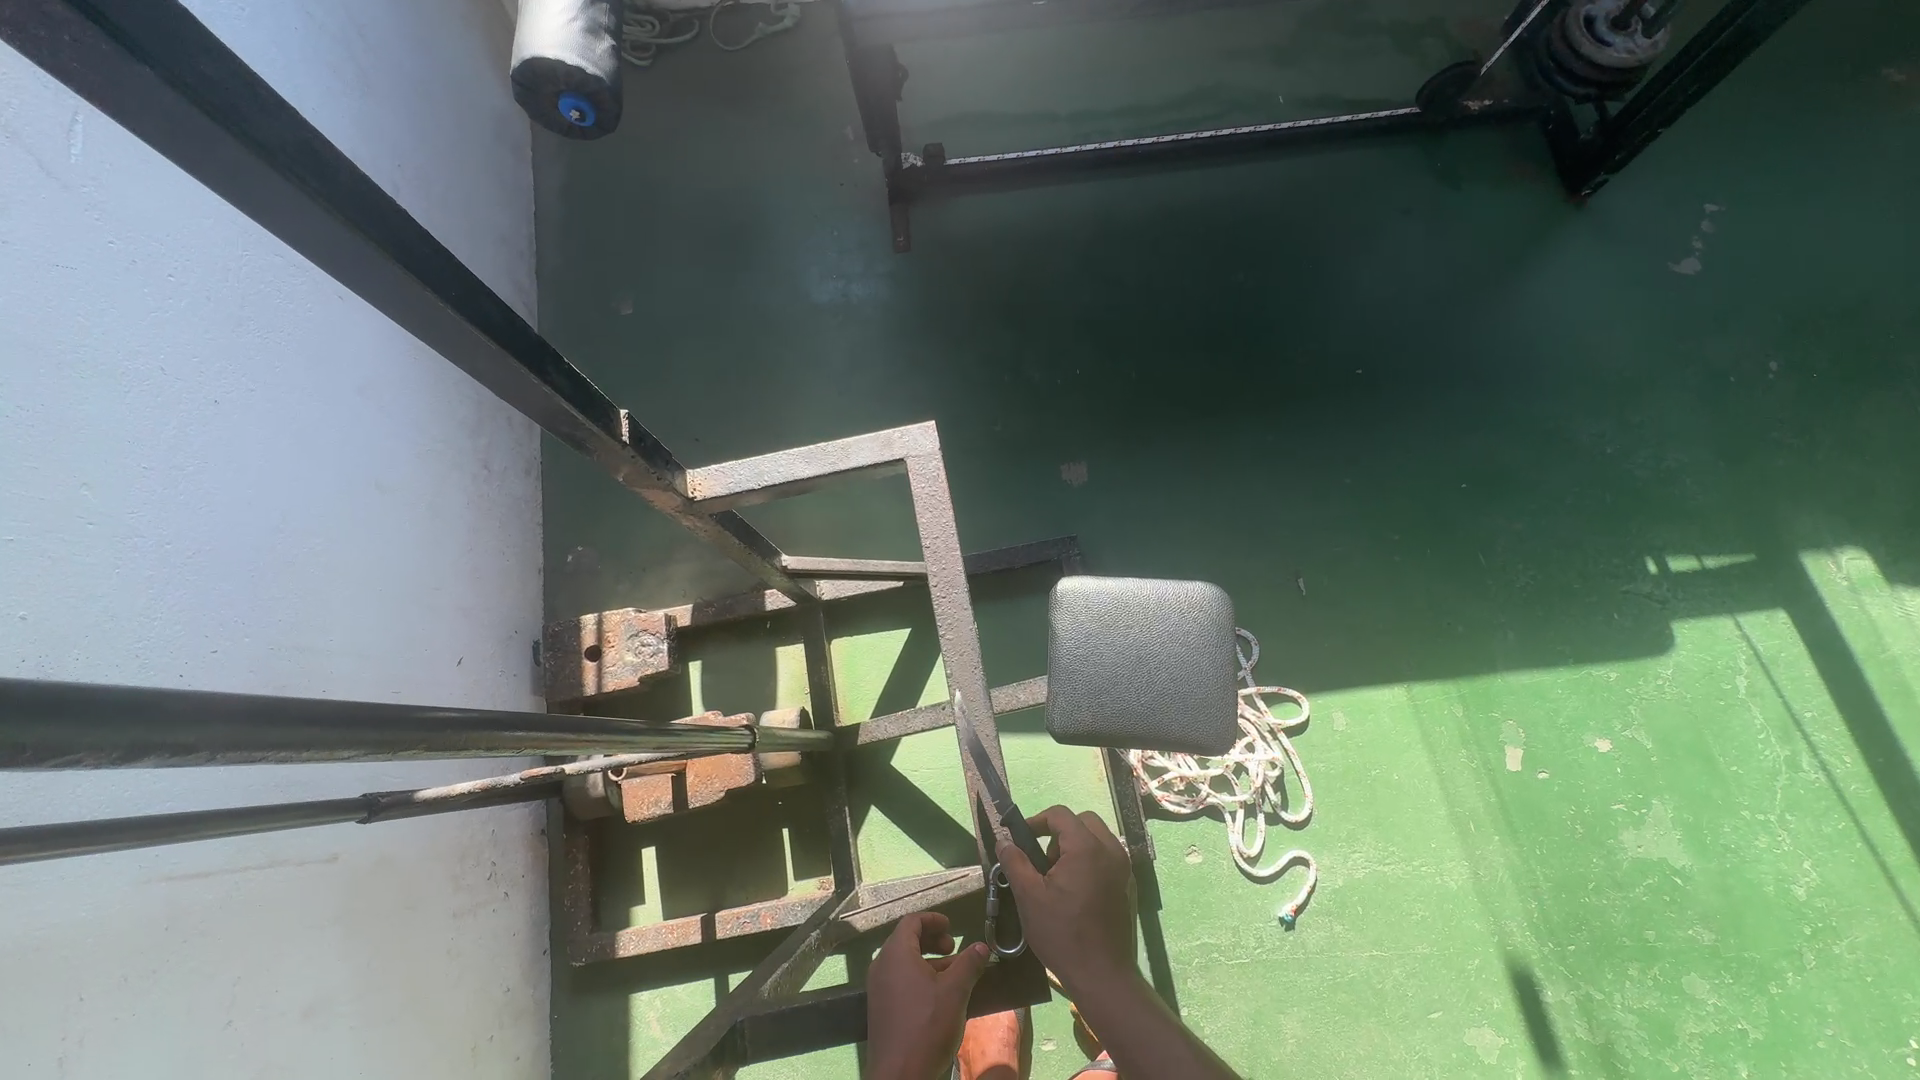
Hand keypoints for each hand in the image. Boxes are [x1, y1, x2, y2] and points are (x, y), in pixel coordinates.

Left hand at [865, 912, 991, 1079]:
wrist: (899, 1075)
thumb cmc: (927, 1025)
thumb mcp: (955, 991)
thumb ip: (969, 964)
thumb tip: (982, 946)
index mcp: (895, 953)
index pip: (912, 921)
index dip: (933, 920)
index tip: (952, 926)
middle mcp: (882, 965)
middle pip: (906, 939)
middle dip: (932, 940)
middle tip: (953, 948)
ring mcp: (878, 988)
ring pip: (904, 962)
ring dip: (928, 960)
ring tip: (953, 972)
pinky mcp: (880, 1008)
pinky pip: (899, 980)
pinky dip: (918, 977)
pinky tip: (938, 994)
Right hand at [995, 805, 1136, 999]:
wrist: (1103, 976)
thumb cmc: (1063, 934)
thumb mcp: (1029, 897)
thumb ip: (1015, 862)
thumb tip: (1004, 841)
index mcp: (1087, 848)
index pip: (1060, 815)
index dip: (1037, 821)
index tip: (1021, 840)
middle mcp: (1111, 850)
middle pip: (1083, 822)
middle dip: (1060, 833)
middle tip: (1044, 862)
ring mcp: (1125, 868)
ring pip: (1098, 839)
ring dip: (1077, 847)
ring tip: (1059, 880)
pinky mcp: (1130, 886)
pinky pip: (1109, 858)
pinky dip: (1091, 862)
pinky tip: (1078, 894)